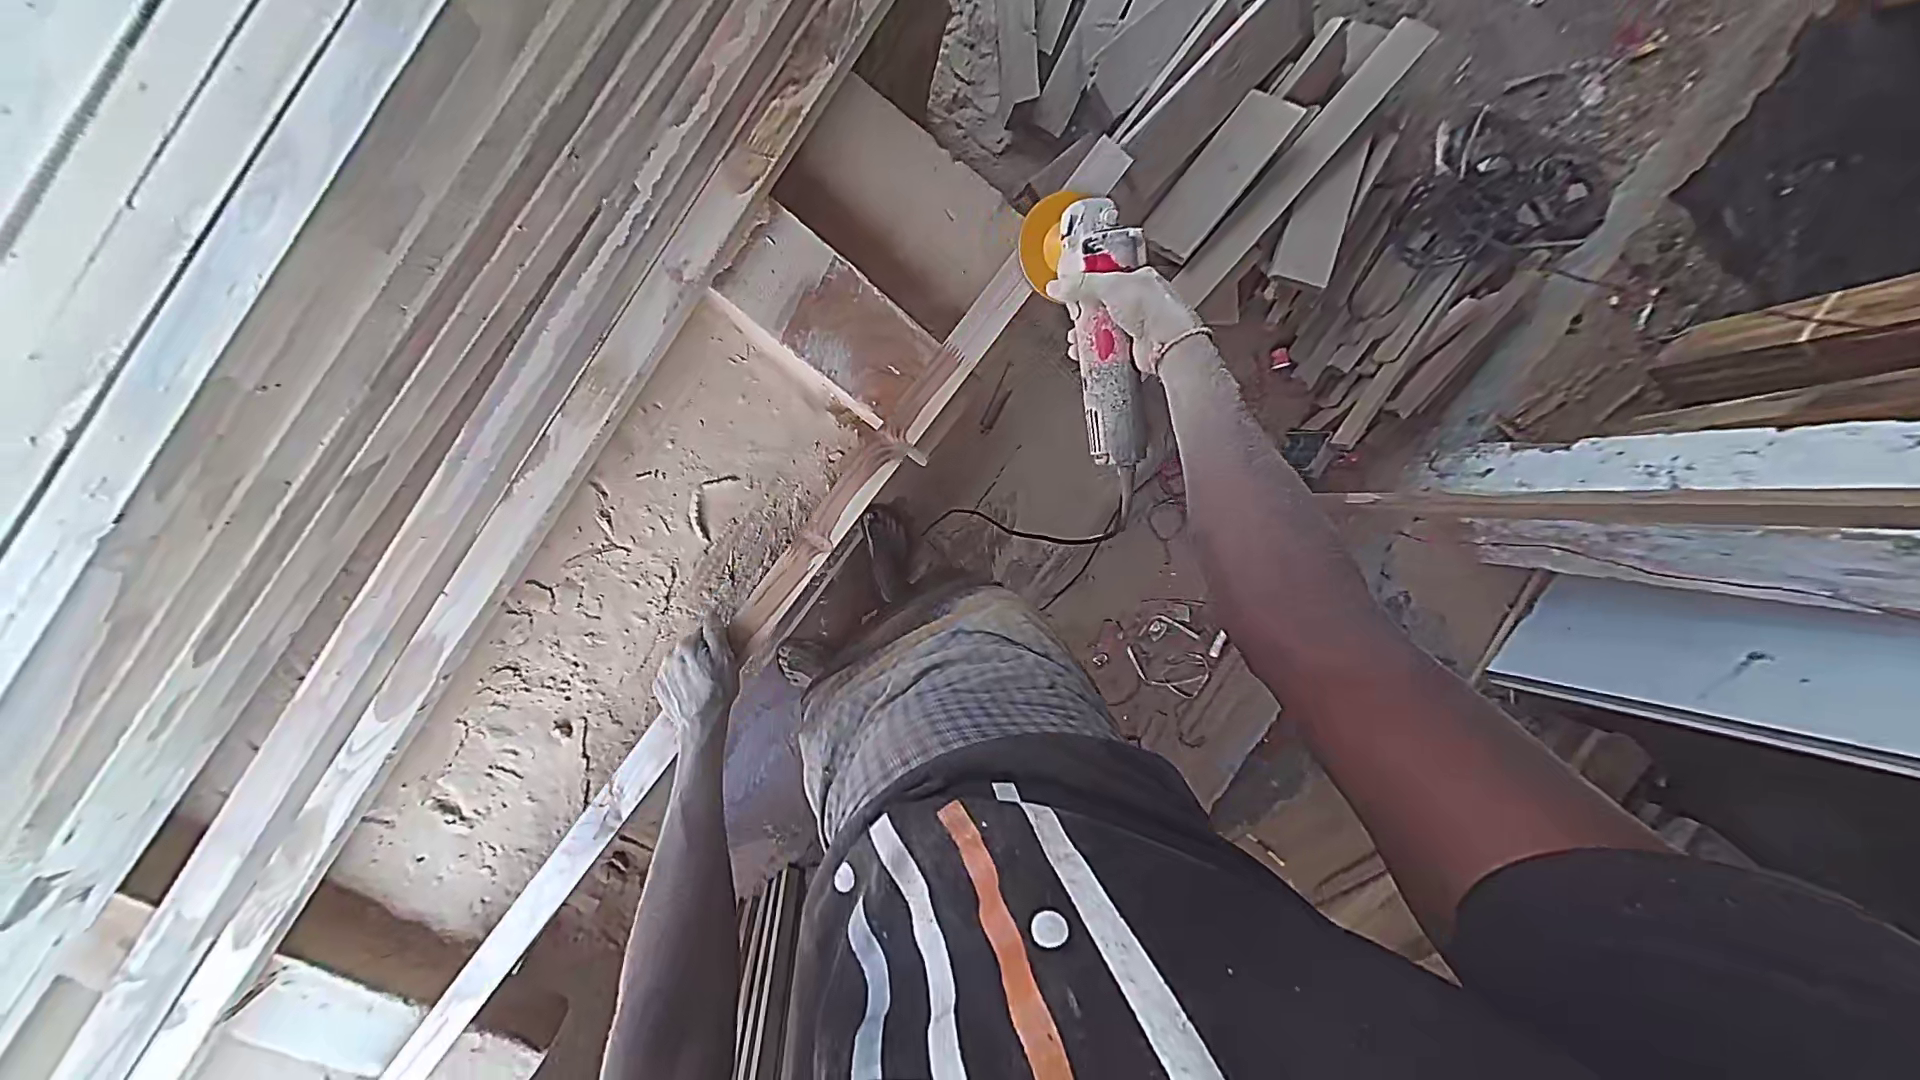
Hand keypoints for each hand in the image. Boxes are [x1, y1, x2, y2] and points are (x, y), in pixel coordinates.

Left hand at [653, 611, 738, 748]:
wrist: (700, 723)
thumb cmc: (718, 691)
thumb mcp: (726, 659)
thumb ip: (716, 633)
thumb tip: (710, 614)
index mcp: (686, 645)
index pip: (703, 632)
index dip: (714, 643)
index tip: (720, 656)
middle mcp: (670, 655)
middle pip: (690, 646)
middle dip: (701, 654)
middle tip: (713, 671)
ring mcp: (662, 672)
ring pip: (681, 660)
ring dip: (690, 666)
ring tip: (702, 682)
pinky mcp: (659, 686)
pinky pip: (672, 675)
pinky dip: (681, 679)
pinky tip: (692, 689)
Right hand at [1047, 266, 1204, 375]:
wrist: (1168, 344)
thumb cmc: (1153, 308)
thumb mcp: (1110, 286)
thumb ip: (1080, 285)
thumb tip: (1056, 286)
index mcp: (1139, 279)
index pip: (1108, 277)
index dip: (1088, 284)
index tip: (1072, 290)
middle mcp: (1139, 303)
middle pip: (1102, 306)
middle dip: (1083, 314)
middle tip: (1073, 316)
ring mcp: (1136, 328)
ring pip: (1102, 330)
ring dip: (1085, 336)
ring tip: (1075, 338)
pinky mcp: (1131, 350)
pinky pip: (1106, 351)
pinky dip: (1093, 353)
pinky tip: (1084, 353)